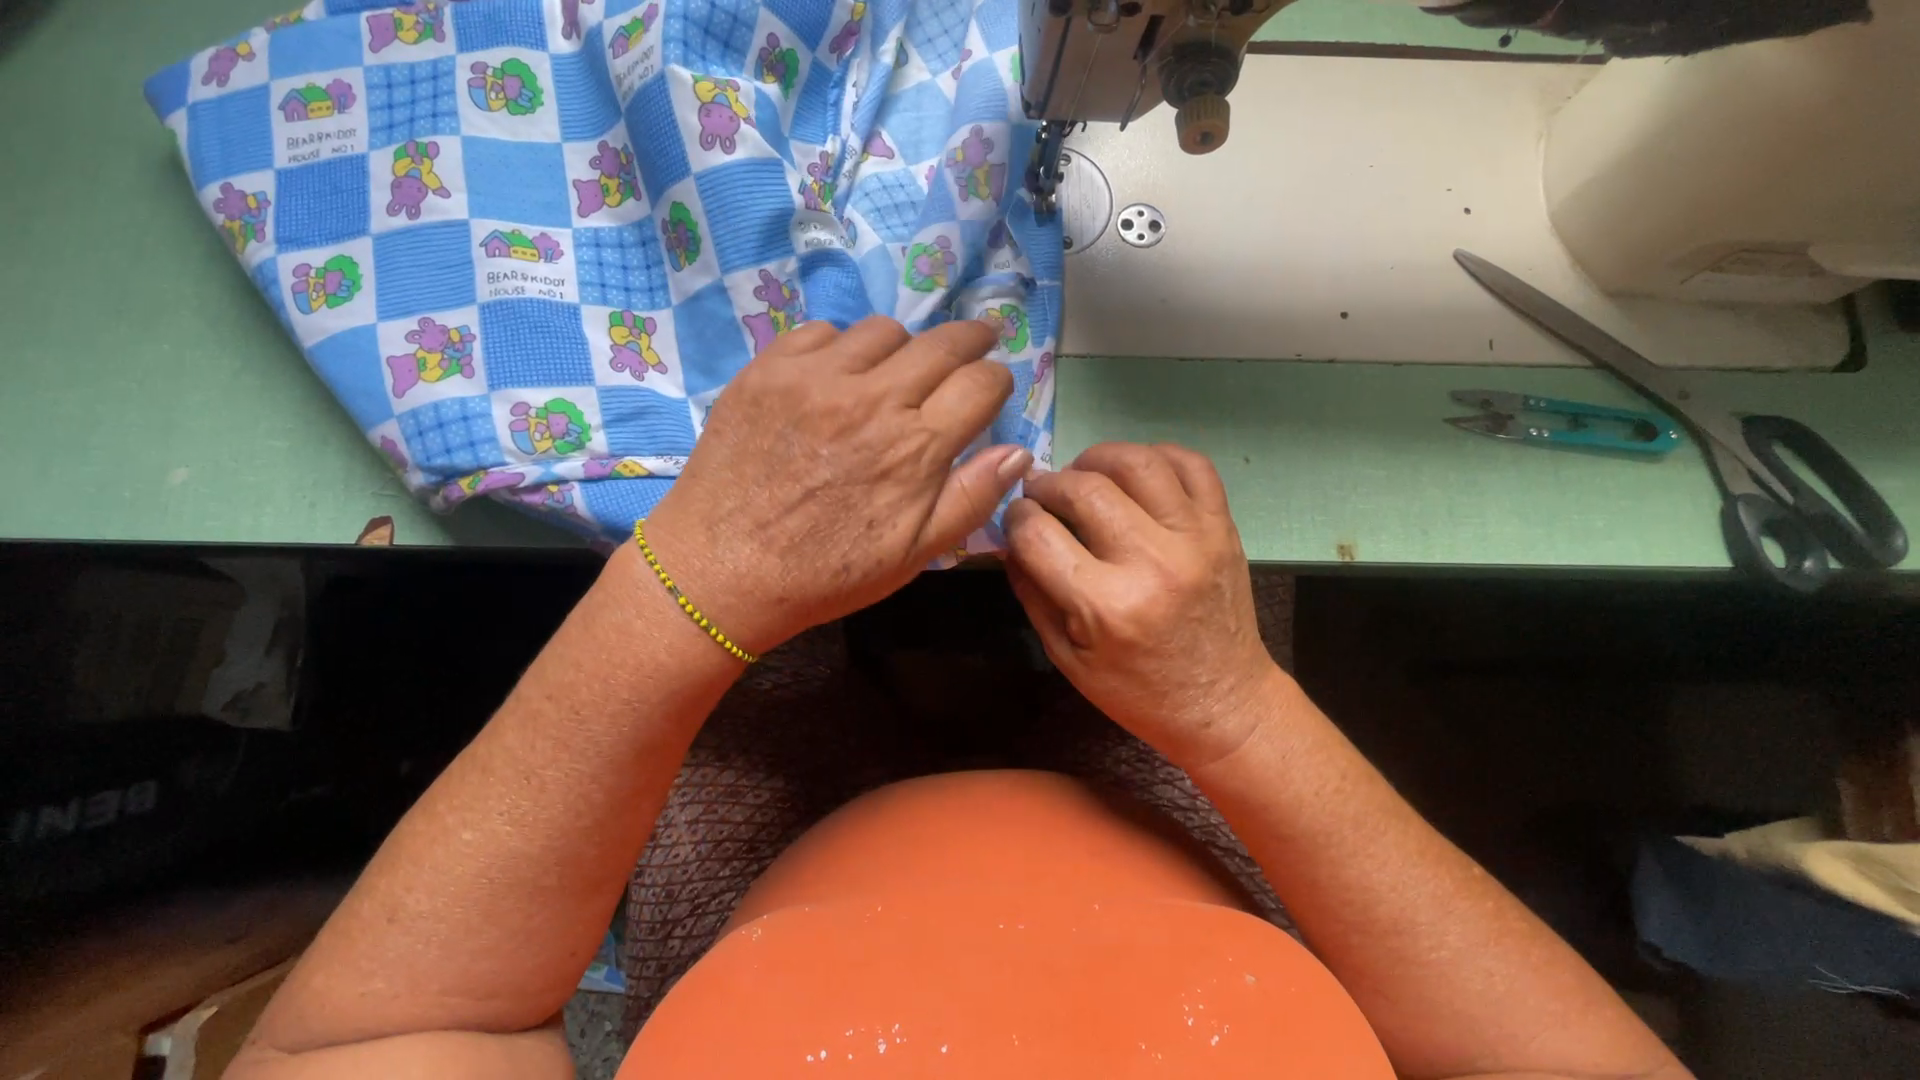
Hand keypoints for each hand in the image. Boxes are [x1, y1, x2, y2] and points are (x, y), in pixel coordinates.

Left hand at [641, 317, 1025, 652]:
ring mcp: (816, 377)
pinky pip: (822, 332)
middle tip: (975, 343)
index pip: (982, 382)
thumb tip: (1019, 451)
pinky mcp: (768, 369)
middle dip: (970, 340)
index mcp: (915, 448)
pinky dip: (842, 349)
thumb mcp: (913, 554)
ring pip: (883, 331)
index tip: (991, 389)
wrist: (720, 572)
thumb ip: (971, 498)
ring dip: (903, 347)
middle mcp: (872, 398)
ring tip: (895, 373)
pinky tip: (837, 380)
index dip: (997, 381)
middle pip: (942, 342)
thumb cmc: (826, 573)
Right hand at [1004, 443, 1285, 770]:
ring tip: (1084, 474)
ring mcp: (1194, 539)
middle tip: (1042, 495)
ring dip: (1098, 458)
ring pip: (1138, 462)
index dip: (1016, 518)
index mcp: (1106, 605)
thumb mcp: (1066, 657)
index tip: (1016, 519)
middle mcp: (1152, 562)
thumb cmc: (1136, 691)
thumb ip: (1031, 591)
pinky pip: (1192, 464)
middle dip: (1048, 484)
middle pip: (1083, 488)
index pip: (1038, 533)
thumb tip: (1008, 537)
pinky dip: (1157, 455)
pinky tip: (1134, 474)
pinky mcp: (1223, 528)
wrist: (1220, 704)